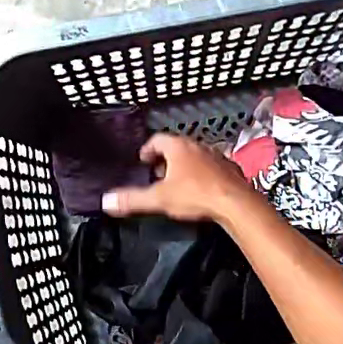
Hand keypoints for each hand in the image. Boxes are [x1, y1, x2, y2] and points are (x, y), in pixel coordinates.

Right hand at [100, 133, 262, 224]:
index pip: (157, 140)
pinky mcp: (230, 170)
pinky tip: (202, 189)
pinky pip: (213, 168)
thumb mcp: (159, 199)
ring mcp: (217, 157)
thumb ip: (133, 199)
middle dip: (167, 159)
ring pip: (197, 157)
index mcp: (178, 147)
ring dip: (186, 166)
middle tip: (158, 173)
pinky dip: (204, 175)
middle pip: (178, 147)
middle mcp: (198, 147)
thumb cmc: (197, 196)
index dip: (148, 149)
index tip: (143, 159)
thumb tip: (107, 201)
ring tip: (179, 183)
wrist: (235, 204)